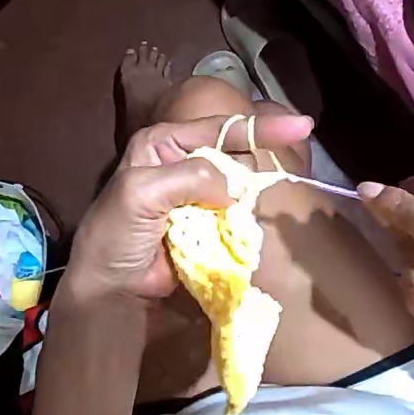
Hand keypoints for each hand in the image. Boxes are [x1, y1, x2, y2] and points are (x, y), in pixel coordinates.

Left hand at [64, 112, 313, 304]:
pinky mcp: (208, 225)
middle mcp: (183, 163)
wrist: (112, 288)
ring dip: (254, 193)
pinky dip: (248, 219)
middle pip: (234, 154)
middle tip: (288, 166)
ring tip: (272, 195)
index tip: (302, 126)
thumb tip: (235, 187)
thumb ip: (190, 177)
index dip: (259, 127)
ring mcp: (198, 196)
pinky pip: (238, 216)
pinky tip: (256, 220)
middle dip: (259, 160)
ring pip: (240, 186)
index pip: (218, 128)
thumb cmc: (116, 235)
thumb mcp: (141, 193)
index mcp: (164, 144)